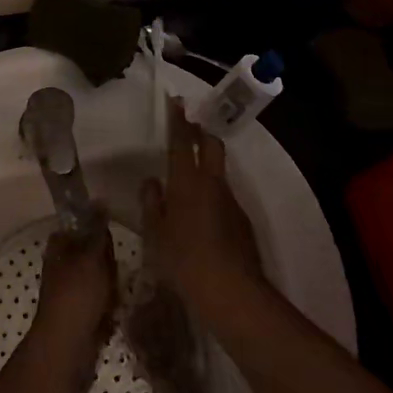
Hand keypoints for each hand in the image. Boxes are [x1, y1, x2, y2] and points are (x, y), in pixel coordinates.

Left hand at [32, 219, 116, 360]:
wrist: (67, 346)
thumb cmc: (77, 294)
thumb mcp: (91, 256)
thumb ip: (97, 229)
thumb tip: (100, 200)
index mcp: (59, 248)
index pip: (80, 226)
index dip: (97, 230)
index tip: (110, 238)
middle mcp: (62, 265)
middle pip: (93, 251)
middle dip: (107, 260)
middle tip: (113, 270)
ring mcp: (71, 289)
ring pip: (100, 276)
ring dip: (111, 283)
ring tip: (115, 292)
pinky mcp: (80, 311)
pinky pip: (101, 298)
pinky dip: (108, 303)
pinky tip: (113, 309)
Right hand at [141, 99, 266, 322]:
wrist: (230, 290)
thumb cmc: (183, 260)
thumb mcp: (156, 234)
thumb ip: (152, 203)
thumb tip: (151, 181)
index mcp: (187, 182)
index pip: (182, 142)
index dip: (178, 121)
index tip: (177, 102)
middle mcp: (213, 183)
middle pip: (211, 145)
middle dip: (202, 132)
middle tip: (190, 127)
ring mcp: (231, 200)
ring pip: (219, 171)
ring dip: (208, 164)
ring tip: (191, 177)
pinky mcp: (242, 219)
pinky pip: (225, 197)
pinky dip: (213, 195)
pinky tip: (203, 217)